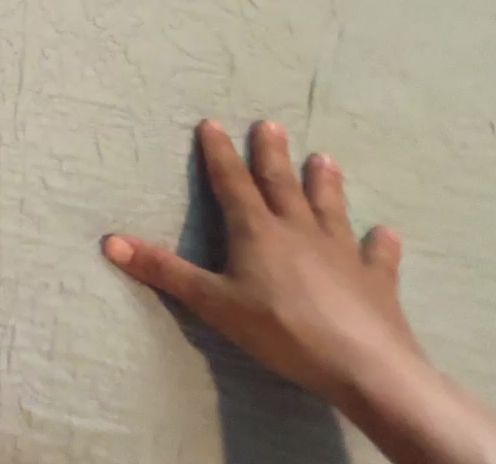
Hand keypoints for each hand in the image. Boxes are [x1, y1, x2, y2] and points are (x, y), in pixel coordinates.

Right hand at [104, 120, 422, 402]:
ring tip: (324, 158)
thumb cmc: (281, 330)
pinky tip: (387, 233)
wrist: (370, 372)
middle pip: (281, 184)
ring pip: (329, 209)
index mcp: (256, 230)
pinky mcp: (377, 283)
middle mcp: (298, 231)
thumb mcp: (211, 301)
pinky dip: (381, 243)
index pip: (231, 182)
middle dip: (271, 154)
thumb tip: (109, 241)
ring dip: (324, 184)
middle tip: (270, 124)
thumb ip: (162, 269)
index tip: (212, 123)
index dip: (219, 152)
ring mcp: (343, 255)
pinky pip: (378, 257)